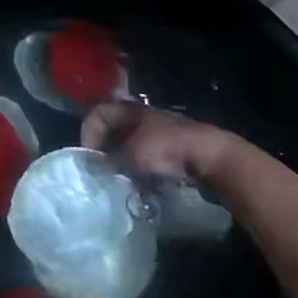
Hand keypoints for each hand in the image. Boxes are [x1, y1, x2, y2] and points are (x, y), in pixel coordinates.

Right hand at [80, 102, 245, 184]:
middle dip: (106, 153)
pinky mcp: (172, 148)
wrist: (208, 155)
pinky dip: (142, 170)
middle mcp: (142, 117)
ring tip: (125, 183)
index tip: (90, 156)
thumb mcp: (130, 155)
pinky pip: (148, 158)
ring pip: (130, 147)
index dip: (88, 133)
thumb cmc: (165, 149)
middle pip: (114, 131)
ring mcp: (159, 132)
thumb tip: (94, 168)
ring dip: (125, 164)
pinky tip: (145, 186)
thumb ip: (109, 160)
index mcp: (129, 111)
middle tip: (104, 173)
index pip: (97, 114)